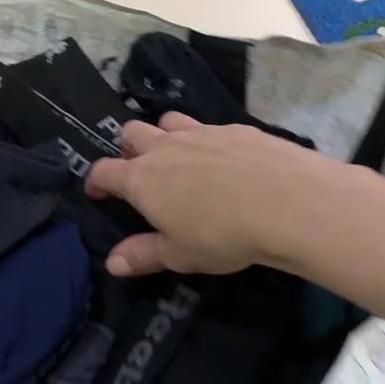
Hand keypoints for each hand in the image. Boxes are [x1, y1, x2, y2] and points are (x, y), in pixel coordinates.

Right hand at [85, 112, 360, 276]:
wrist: (288, 202)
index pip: (105, 170)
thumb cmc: (224, 234)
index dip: (95, 181)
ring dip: (164, 134)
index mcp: (142, 179)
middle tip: (138, 170)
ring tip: (177, 157)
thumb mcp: (180, 254)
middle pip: (131, 133)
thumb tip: (112, 263)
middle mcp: (165, 148)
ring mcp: (201, 133)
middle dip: (127, 148)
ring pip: (168, 120)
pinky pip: (209, 127)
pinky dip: (205, 140)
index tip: (96, 192)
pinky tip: (225, 161)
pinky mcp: (235, 128)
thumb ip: (144, 255)